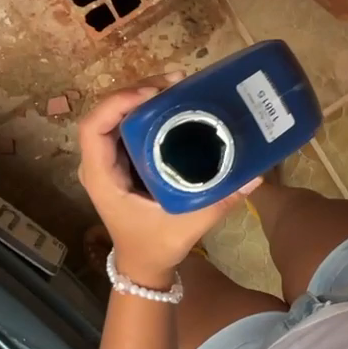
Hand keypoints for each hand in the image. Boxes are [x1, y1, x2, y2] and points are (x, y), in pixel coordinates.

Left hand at [75, 84, 258, 289]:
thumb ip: (218, 203)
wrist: (144, 266)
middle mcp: (100, 162)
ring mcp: (110, 160)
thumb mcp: (186, 226)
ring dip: (145, 96)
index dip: (118, 103)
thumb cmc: (155, 247)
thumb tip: (253, 177)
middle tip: (177, 82)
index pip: (94, 128)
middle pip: (108, 113)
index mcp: (101, 176)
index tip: (152, 95)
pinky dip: (151, 111)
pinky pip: (131, 126)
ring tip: (179, 86)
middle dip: (139, 91)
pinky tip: (177, 103)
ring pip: (120, 115)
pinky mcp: (124, 160)